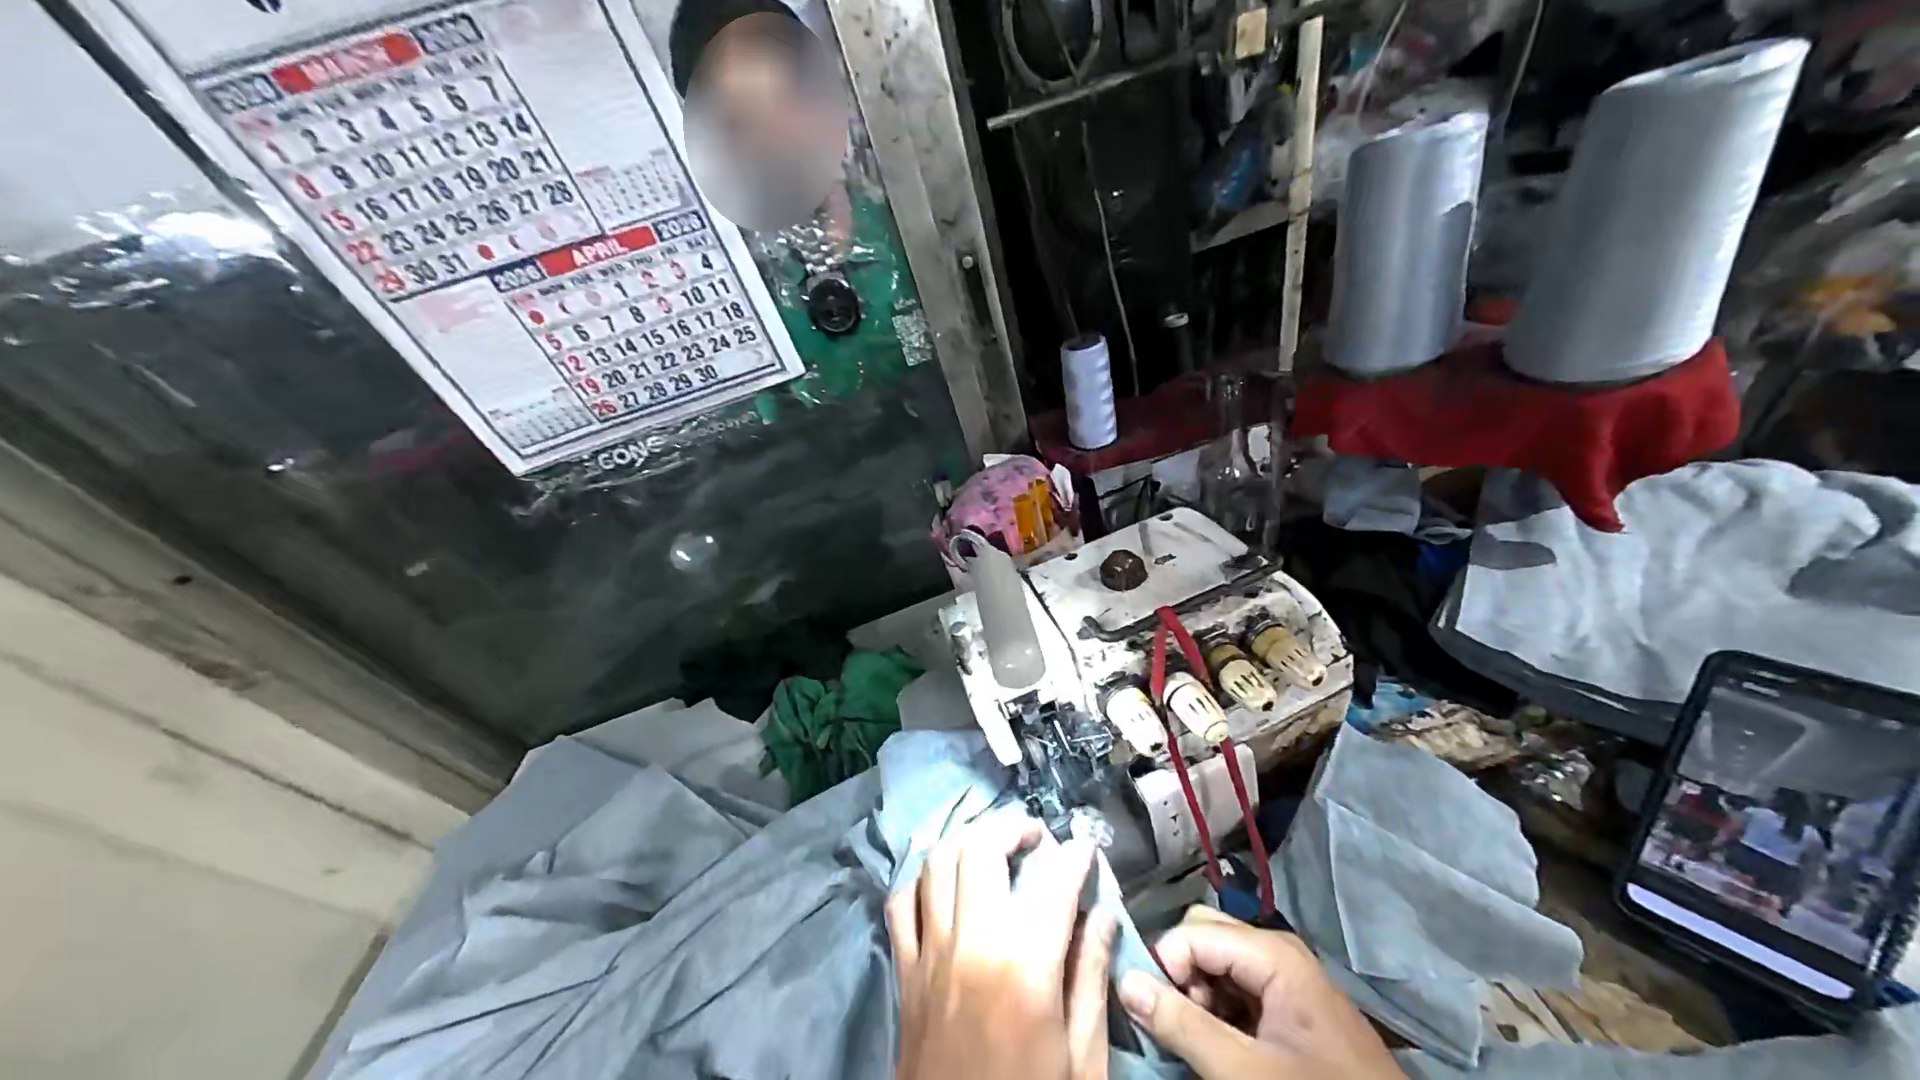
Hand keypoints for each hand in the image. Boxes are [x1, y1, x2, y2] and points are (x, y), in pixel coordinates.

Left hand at [888, 816, 1117, 1079]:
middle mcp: (971, 944)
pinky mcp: (904, 973)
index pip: (1053, 883)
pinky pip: (901, 904)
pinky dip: (921, 879)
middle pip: (980, 851)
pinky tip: (942, 881)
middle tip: (1036, 836)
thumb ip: (1091, 977)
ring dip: (966, 841)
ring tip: (992, 846)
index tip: (1086, 849)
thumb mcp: (1082, 1059)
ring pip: (936, 864)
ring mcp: (930, 955)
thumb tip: (1102, 916)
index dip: (1075, 857)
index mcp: (1025, 967)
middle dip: (1012, 828)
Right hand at [1118, 907, 1406, 1079]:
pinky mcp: (1290, 1003)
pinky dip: (1217, 1008)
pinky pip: (1236, 985)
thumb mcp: (1244, 1073)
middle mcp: (1278, 950)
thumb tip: (1122, 980)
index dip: (1163, 966)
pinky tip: (1221, 1045)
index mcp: (1272, 953)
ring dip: (1196, 994)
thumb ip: (1181, 1024)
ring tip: (1199, 1042)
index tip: (1149, 1011)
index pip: (1190, 932)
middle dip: (1180, 974)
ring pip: (1216, 960)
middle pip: (1203, 935)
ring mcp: (1286, 976)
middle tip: (1178, 1025)